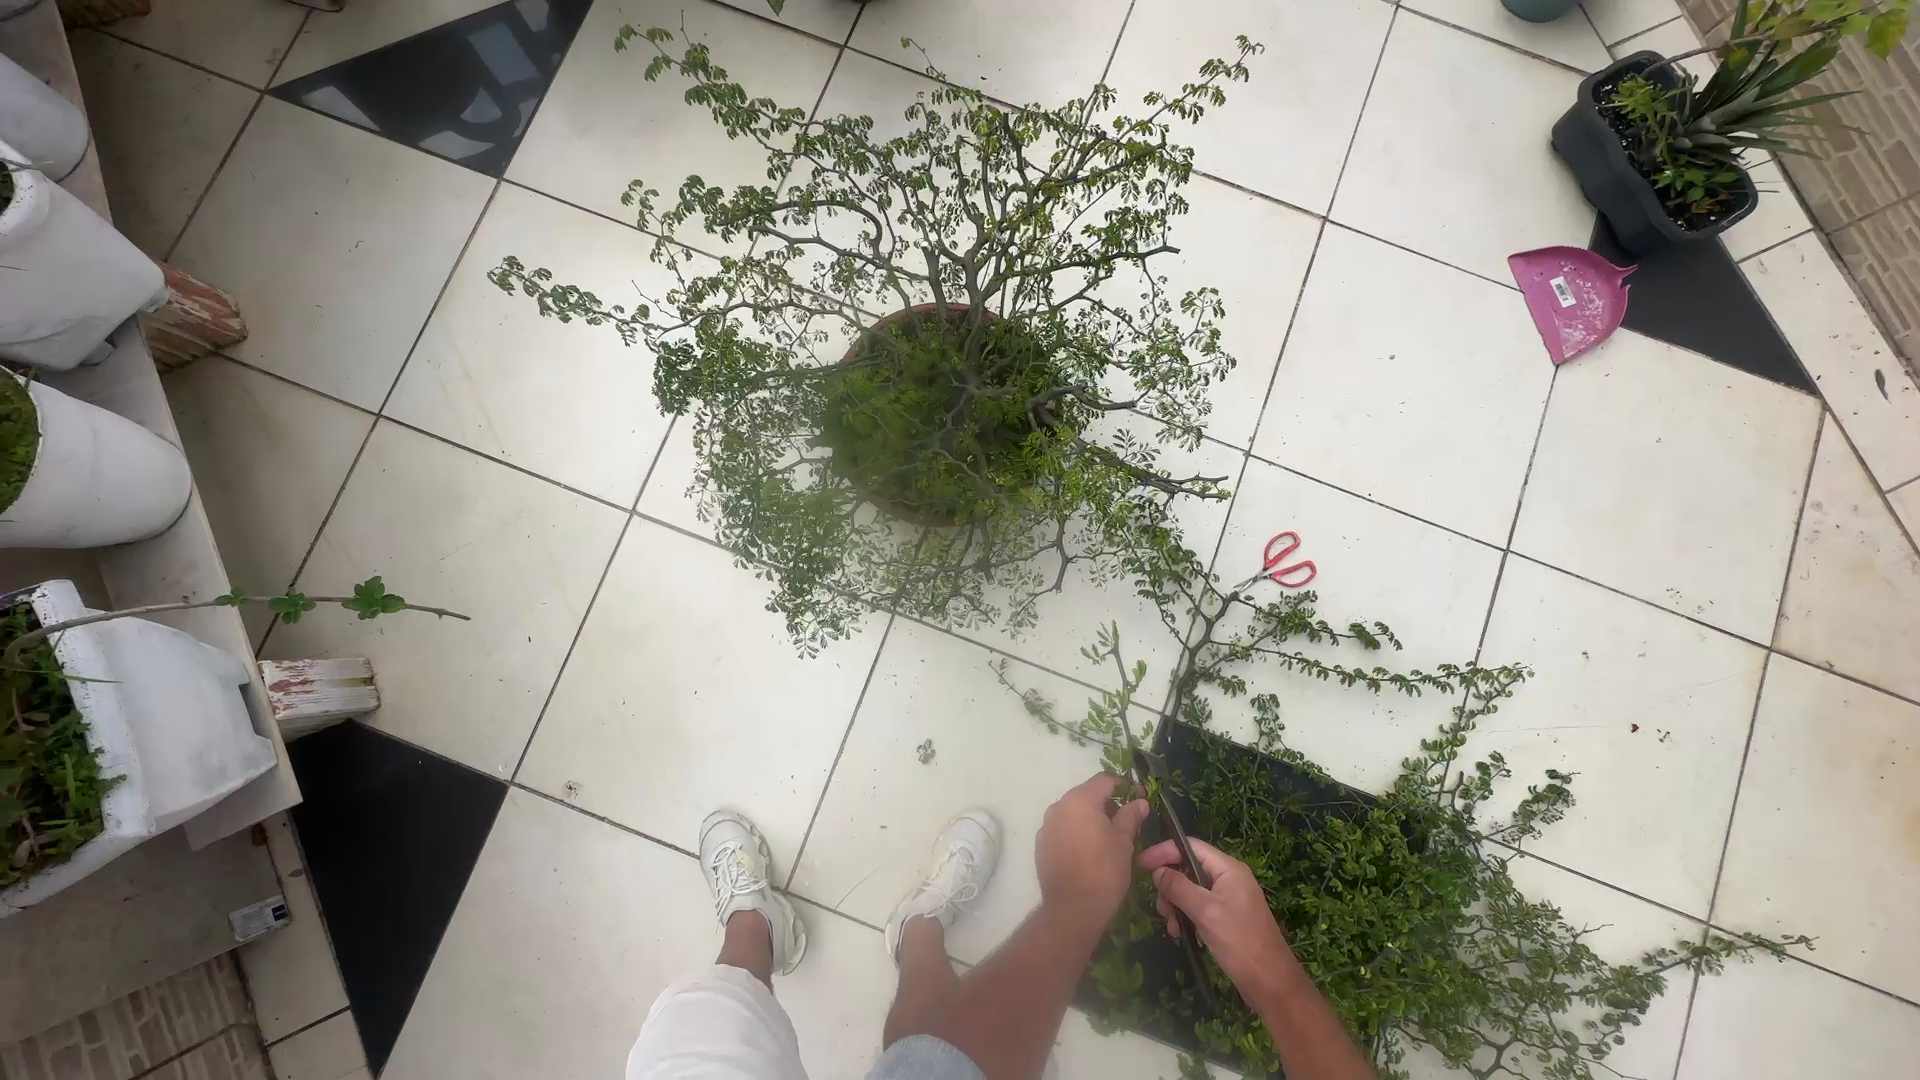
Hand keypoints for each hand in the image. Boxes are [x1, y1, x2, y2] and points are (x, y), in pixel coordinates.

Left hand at [1035, 773, 1149, 922]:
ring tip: (1108, 838)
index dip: (1124, 786)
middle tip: (1126, 820)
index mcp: (1080, 800)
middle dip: (1107, 803)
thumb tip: (1140, 801)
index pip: (1104, 780)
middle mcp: (1059, 806)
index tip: (1139, 798)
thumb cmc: (1104, 871)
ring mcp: (1047, 825)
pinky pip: (1062, 829)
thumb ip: (1130, 816)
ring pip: (1073, 812)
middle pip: (1086, 794)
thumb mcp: (1123, 841)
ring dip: (1090, 818)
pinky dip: (1076, 832)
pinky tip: (1088, 851)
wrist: (1072, 908)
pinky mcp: (1041, 844)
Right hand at [1139, 837, 1294, 996]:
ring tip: (1171, 926)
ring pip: (1191, 890)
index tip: (1141, 864)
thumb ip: (1179, 887)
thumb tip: (1157, 871)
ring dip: (1176, 904)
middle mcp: (1228, 879)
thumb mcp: (1205, 911)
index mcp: (1228, 869)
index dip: (1164, 851)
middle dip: (1170, 885)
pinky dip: (1186, 916)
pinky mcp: (1226, 918)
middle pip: (1188, 868)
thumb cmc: (1240, 942)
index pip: (1190, 847)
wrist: (1272, 984)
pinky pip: (1199, 907)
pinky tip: (1180, 933)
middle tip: (1160, 907)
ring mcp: (1228, 899)